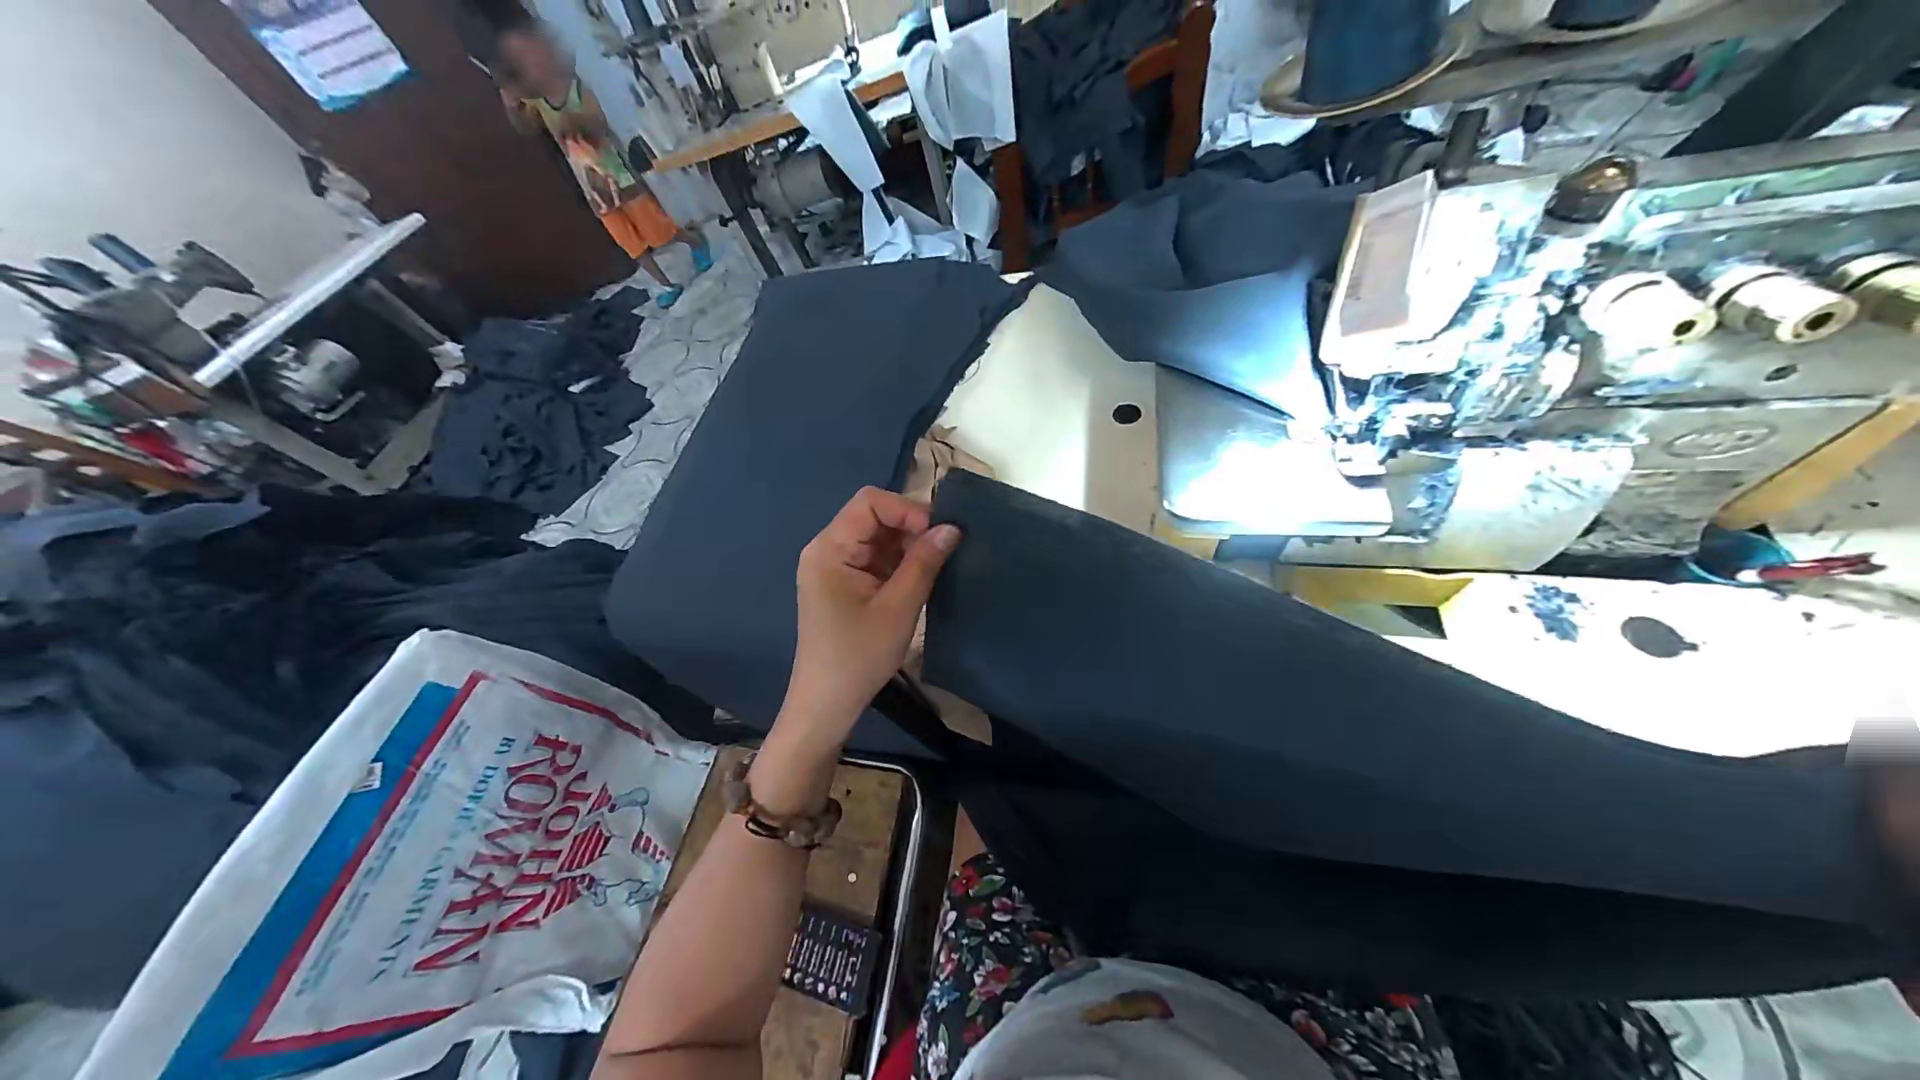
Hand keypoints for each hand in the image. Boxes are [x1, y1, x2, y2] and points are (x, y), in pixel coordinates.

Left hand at [782, 487, 960, 743]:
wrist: (828, 703)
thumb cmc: (859, 656)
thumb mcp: (899, 607)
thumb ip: (924, 562)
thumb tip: (952, 527)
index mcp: (829, 549)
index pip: (870, 502)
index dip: (907, 510)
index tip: (938, 534)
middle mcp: (827, 549)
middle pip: (873, 516)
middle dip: (910, 529)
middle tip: (942, 554)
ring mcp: (834, 567)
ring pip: (878, 537)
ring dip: (908, 547)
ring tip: (934, 570)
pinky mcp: (844, 584)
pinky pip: (875, 558)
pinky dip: (899, 563)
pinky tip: (918, 581)